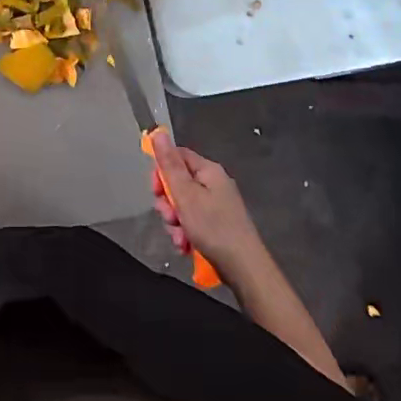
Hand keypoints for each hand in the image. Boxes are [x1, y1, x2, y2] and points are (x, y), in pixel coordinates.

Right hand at [150, 129, 266, 280]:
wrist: (244, 267)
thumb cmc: (213, 227)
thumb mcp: (185, 194)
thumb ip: (169, 165)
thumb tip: (158, 132)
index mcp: (208, 171)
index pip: (177, 156)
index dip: (162, 171)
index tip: (156, 190)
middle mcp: (213, 184)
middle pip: (177, 183)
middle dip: (168, 203)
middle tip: (170, 217)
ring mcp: (216, 205)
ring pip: (181, 206)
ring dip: (175, 222)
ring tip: (180, 238)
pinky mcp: (216, 224)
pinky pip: (191, 221)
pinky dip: (185, 233)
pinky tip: (186, 245)